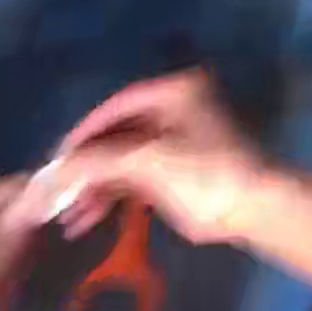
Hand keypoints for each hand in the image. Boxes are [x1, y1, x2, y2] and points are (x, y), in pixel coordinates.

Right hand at [44, 70, 268, 244]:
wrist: (256, 207)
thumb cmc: (206, 172)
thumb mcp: (150, 161)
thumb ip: (101, 160)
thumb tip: (56, 168)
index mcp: (173, 91)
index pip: (118, 105)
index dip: (84, 132)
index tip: (57, 158)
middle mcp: (174, 106)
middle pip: (119, 133)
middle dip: (88, 167)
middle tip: (58, 194)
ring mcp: (177, 137)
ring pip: (126, 157)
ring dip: (97, 186)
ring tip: (69, 220)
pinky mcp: (178, 166)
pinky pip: (137, 174)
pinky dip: (114, 195)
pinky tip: (88, 220)